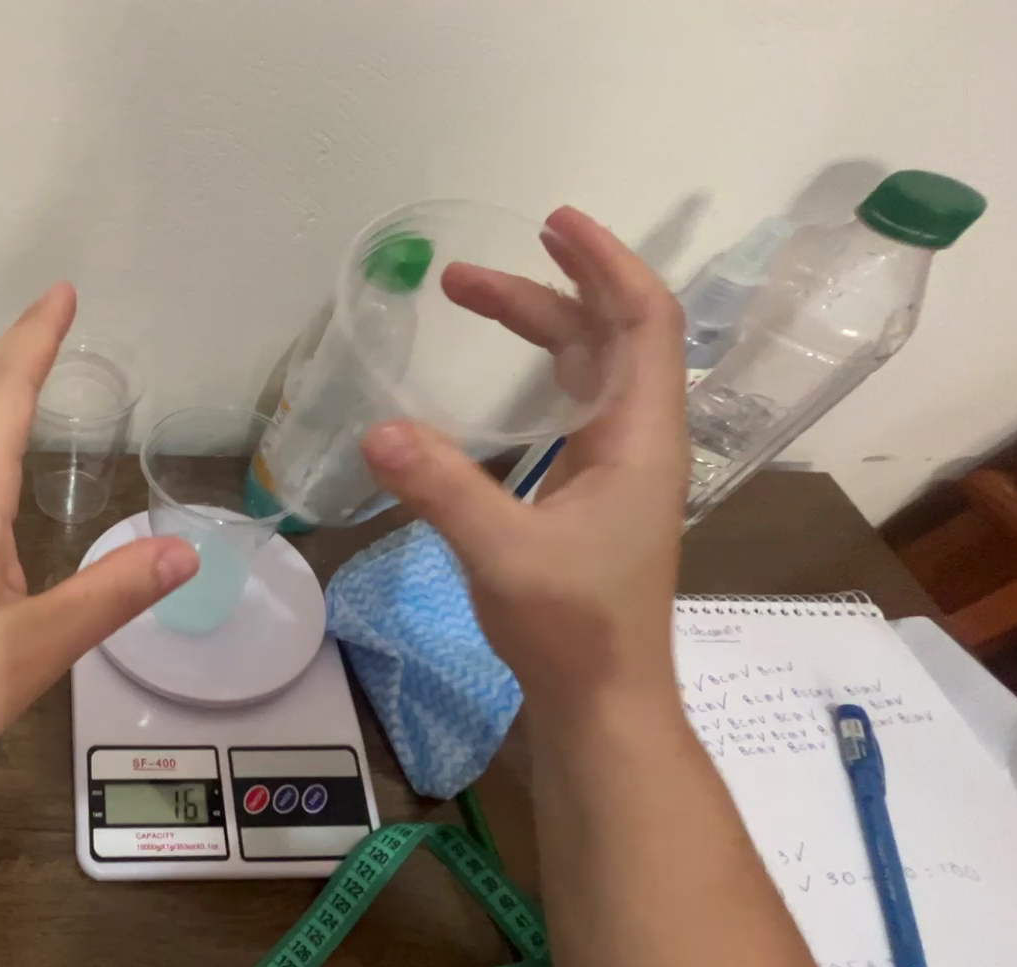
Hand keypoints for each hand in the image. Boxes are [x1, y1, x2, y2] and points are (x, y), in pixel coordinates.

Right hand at [361, 206, 687, 714]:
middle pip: (604, 339)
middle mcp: (635, 440)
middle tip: (462, 277)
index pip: (641, 324)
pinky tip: (497, 385)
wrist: (599, 693)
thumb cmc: (569, 625)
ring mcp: (612, 468)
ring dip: (537, 329)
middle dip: (542, 294)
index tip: (552, 224)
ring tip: (471, 305)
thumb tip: (375, 429)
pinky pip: (566, 409)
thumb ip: (442, 489)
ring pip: (584, 373)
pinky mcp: (586, 494)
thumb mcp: (501, 554)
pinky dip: (534, 374)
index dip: (604, 265)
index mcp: (638, 438)